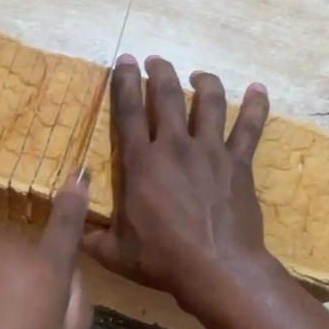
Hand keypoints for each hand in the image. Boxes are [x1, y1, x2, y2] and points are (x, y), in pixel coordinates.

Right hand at [82, 56, 277, 316]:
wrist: (218, 268)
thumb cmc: (161, 260)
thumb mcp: (113, 252)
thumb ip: (90, 236)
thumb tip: (70, 230)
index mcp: (140, 163)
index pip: (128, 112)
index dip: (125, 83)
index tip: (124, 61)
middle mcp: (174, 147)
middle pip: (168, 96)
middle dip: (160, 72)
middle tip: (155, 59)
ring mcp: (210, 152)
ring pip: (209, 102)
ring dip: (203, 81)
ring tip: (198, 74)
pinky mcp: (239, 163)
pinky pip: (250, 128)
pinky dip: (255, 106)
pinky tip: (258, 89)